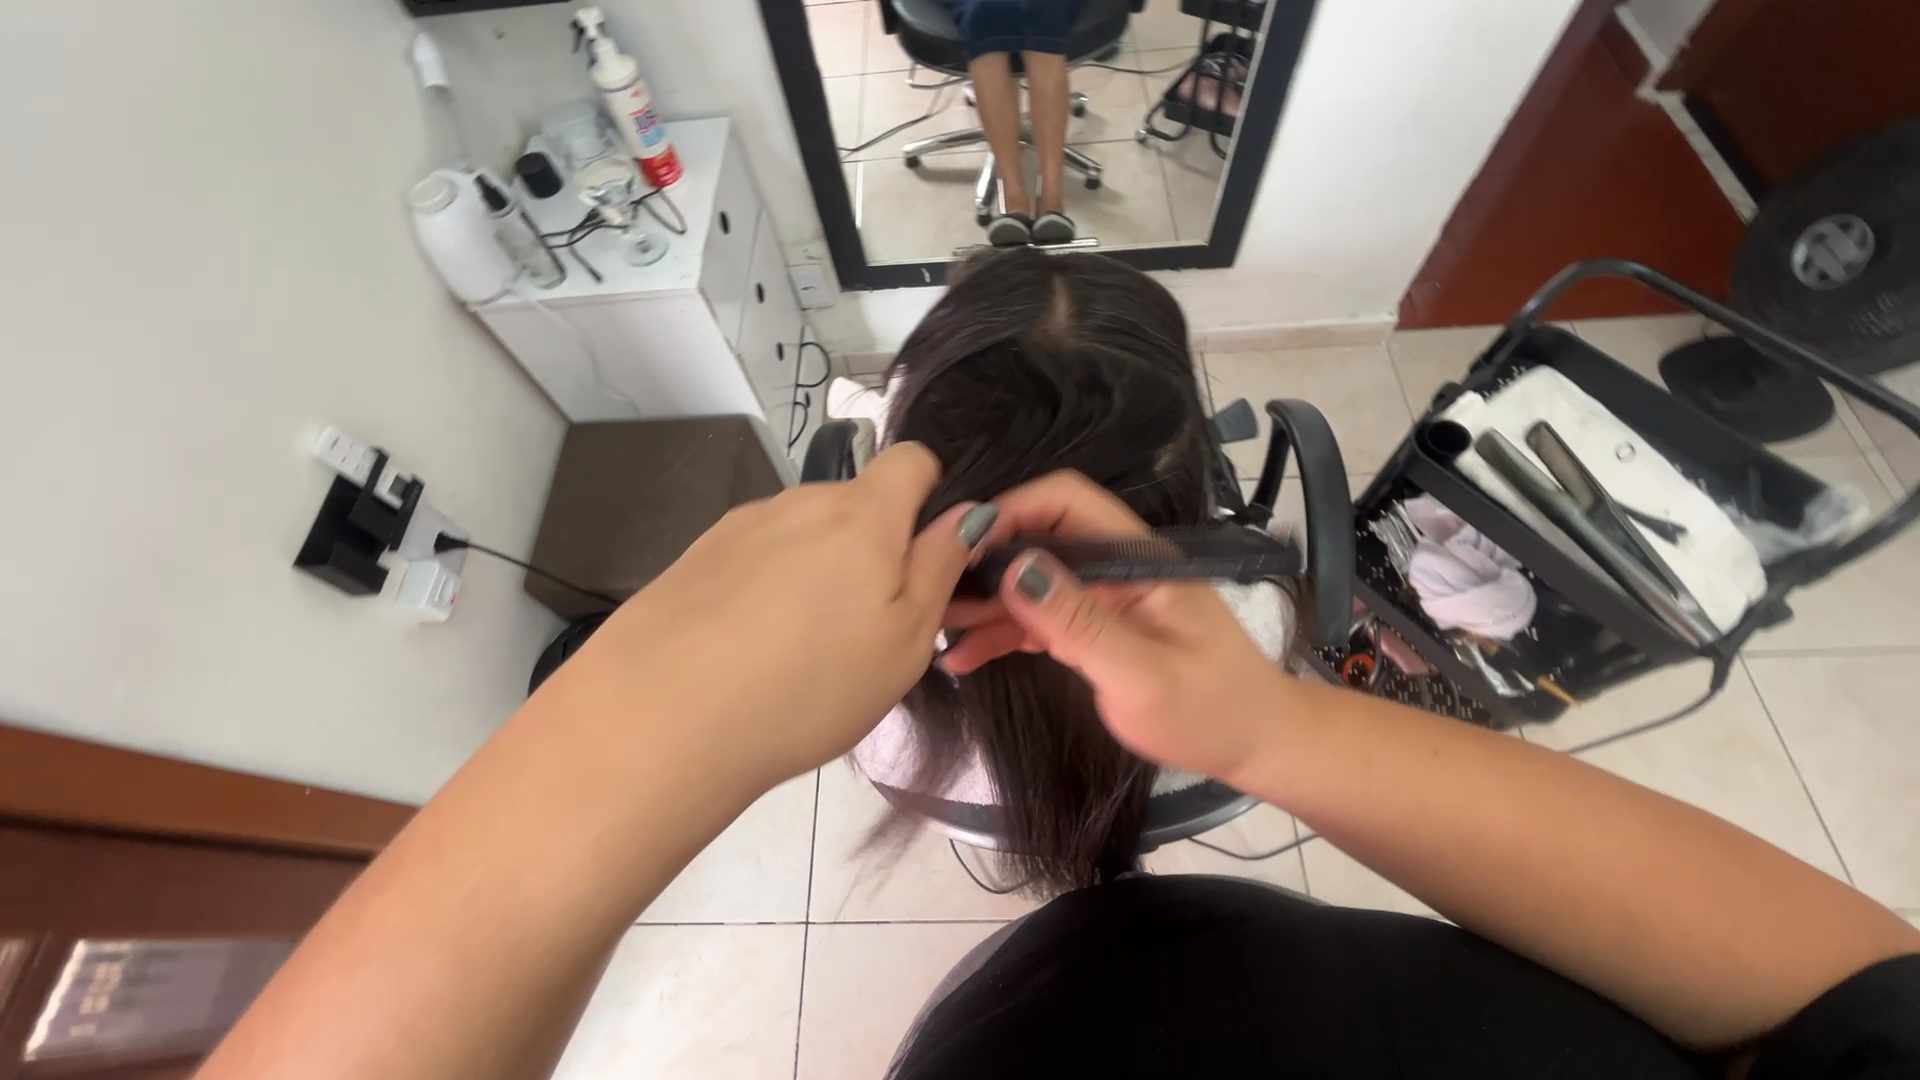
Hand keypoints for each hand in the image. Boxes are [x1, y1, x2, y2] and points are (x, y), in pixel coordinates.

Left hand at [552, 443, 996, 791]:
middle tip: (868, 624)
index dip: (932, 495)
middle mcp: (801, 500)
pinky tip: (754, 644)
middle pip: (858, 503)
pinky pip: (761, 553)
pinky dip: (774, 583)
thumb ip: (940, 565)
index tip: (925, 557)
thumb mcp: (905, 639)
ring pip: (808, 531)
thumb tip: (966, 513)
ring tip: (804, 645)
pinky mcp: (698, 553)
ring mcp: (743, 523)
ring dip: (823, 567)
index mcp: (862, 513)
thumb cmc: (810, 685)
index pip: (913, 459)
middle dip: (876, 547)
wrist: (662, 720)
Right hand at [940, 471, 1296, 779]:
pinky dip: (1002, 634)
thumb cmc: (1211, 710)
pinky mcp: (1094, 629)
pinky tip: (964, 655)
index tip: (966, 547)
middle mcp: (1114, 567)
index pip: (1066, 501)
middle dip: (985, 562)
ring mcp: (1102, 598)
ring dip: (985, 603)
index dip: (1013, 510)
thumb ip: (1080, 622)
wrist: (1253, 746)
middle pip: (1038, 540)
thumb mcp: (1143, 674)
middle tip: (935, 593)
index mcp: (1135, 558)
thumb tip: (1016, 568)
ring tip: (936, 626)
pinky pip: (1039, 620)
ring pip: (1030, 583)